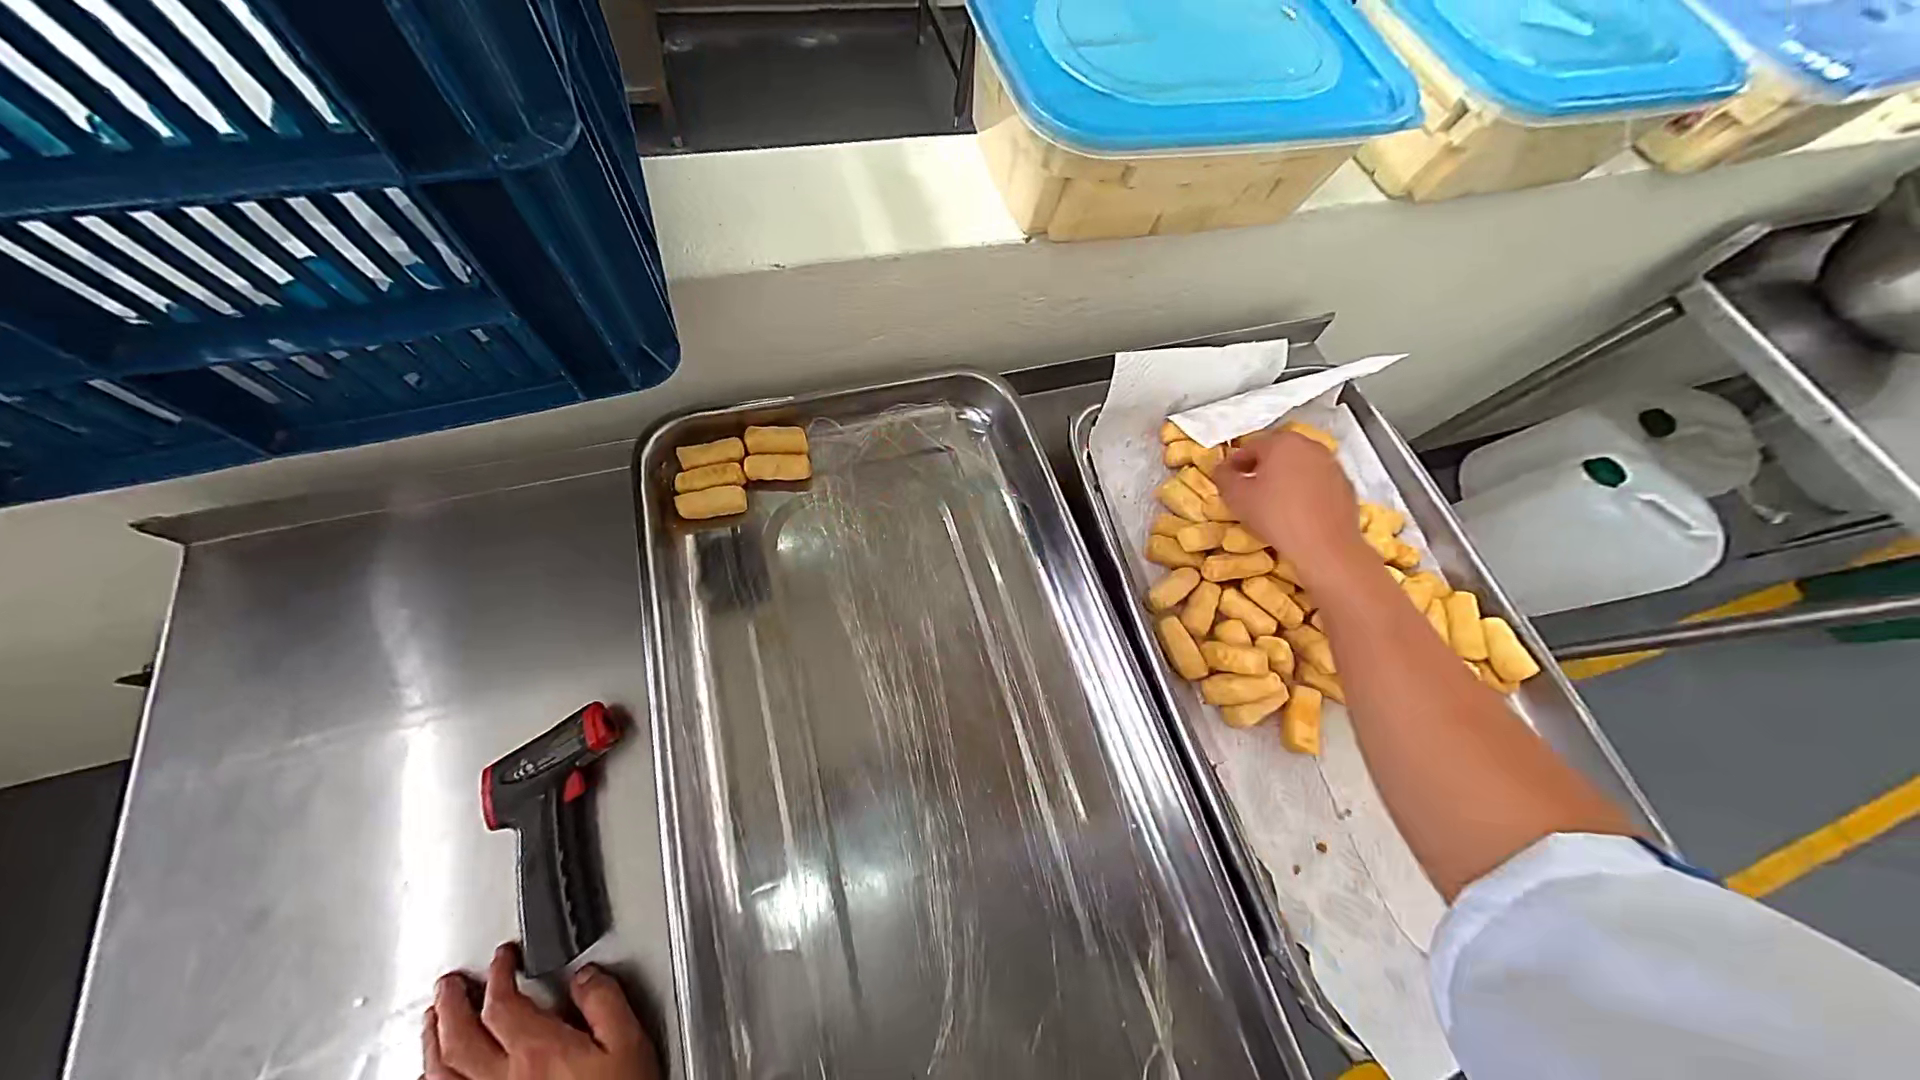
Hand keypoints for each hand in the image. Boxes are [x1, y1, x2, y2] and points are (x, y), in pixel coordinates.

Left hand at [423, 943, 657, 1079]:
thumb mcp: (627, 1041)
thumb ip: (605, 1001)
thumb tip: (585, 976)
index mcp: (538, 1053)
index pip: (502, 1005)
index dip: (498, 974)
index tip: (503, 958)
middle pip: (457, 1041)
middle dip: (450, 1006)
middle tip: (450, 984)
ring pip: (440, 1077)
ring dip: (431, 1044)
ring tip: (432, 1022)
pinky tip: (433, 1077)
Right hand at [1213, 430, 1373, 587]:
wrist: (1325, 545)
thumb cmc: (1275, 516)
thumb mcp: (1237, 498)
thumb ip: (1223, 477)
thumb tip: (1221, 469)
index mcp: (1281, 443)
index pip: (1250, 446)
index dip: (1234, 463)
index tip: (1227, 479)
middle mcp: (1309, 446)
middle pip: (1277, 452)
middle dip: (1261, 467)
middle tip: (1248, 489)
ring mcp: (1331, 464)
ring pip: (1299, 465)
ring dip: (1284, 477)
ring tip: (1272, 501)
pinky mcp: (1345, 484)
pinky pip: (1317, 481)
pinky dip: (1304, 489)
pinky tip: (1296, 510)